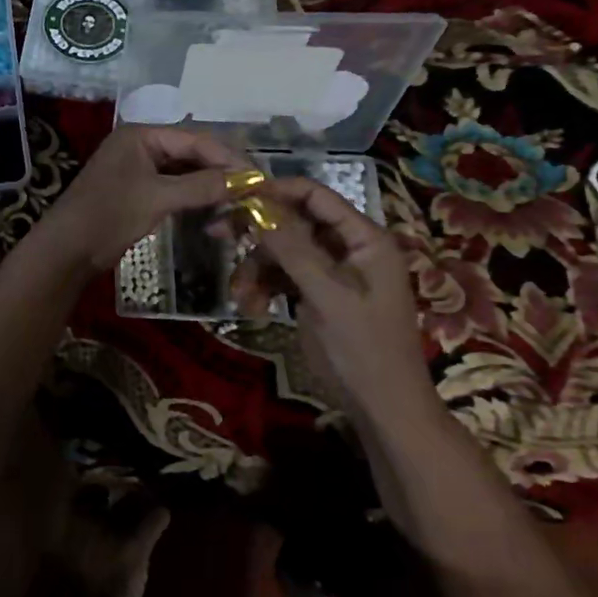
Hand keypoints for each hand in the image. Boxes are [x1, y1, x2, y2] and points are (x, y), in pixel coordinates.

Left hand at [40, 126, 241, 271]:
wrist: (69, 247)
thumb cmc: (109, 214)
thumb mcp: (157, 197)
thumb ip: (200, 186)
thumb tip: (245, 180)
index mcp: (141, 135)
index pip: (195, 139)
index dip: (229, 158)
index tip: (260, 178)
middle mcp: (141, 145)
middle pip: (192, 153)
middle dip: (222, 173)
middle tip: (256, 193)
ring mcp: (139, 169)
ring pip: (186, 172)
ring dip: (211, 188)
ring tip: (241, 204)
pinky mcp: (139, 191)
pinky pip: (175, 188)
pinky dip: (195, 199)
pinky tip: (217, 212)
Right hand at [235, 178, 432, 417]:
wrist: (380, 404)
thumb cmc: (364, 347)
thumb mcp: (327, 295)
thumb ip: (293, 249)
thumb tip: (257, 207)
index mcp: (364, 239)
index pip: (316, 197)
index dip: (275, 191)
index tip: (233, 197)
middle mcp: (347, 247)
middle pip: (292, 222)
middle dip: (256, 232)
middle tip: (217, 233)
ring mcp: (330, 271)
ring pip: (280, 251)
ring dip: (254, 269)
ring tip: (239, 294)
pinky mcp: (314, 292)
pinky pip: (280, 276)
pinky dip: (261, 287)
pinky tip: (250, 307)